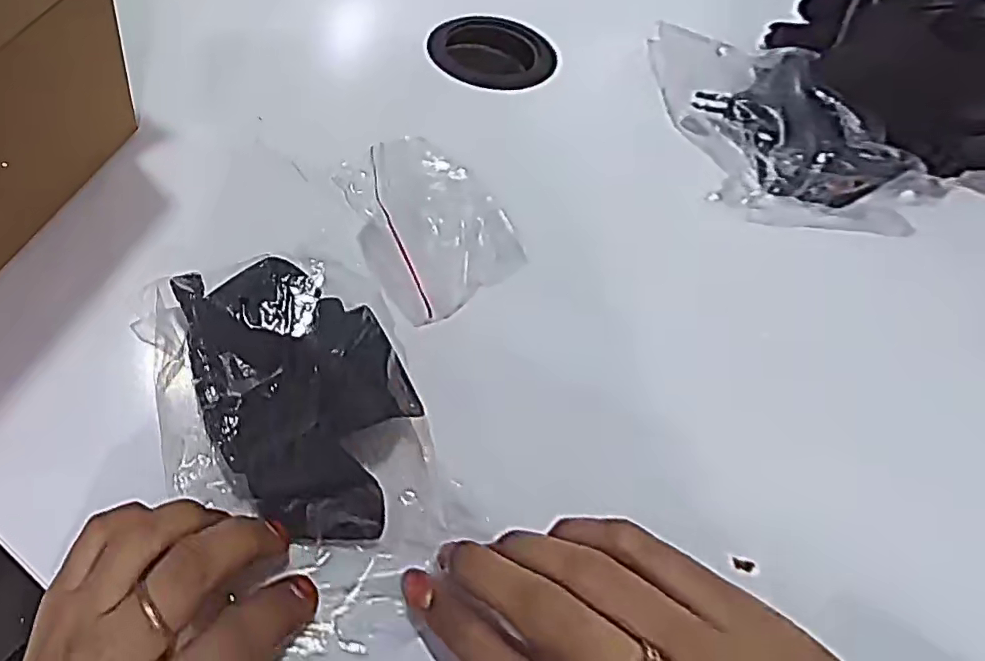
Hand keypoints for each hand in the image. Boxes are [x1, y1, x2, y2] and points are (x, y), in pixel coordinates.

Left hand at [24, 500, 317, 660]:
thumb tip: (262, 628)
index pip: (231, 642)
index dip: (274, 609)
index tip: (297, 591)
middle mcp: (114, 647)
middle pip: (186, 572)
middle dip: (238, 543)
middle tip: (269, 538)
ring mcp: (80, 613)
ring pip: (140, 537)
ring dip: (188, 517)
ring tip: (220, 518)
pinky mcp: (57, 593)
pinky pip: (97, 532)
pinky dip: (133, 516)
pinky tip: (158, 516)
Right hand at [402, 518, 839, 660]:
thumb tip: (475, 626)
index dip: (452, 620)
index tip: (426, 592)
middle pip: (540, 606)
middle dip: (479, 572)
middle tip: (455, 561)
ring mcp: (716, 650)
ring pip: (585, 569)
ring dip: (525, 548)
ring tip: (504, 548)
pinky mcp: (756, 622)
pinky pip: (644, 548)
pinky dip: (591, 533)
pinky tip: (569, 537)